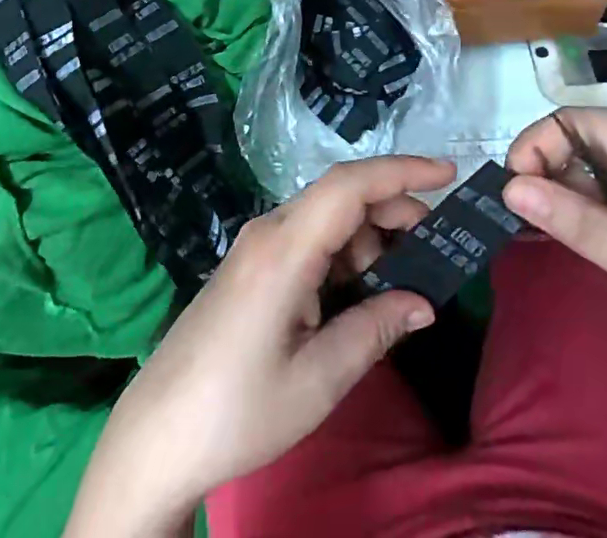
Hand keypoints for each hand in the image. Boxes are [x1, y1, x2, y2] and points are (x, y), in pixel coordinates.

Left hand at [65, 156, 451, 535]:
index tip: (448, 173)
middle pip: (339, 197)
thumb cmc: (238, 410)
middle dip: (393, 210)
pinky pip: (306, 243)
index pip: (348, 186)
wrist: (157, 434)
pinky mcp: (250, 270)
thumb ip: (375, 329)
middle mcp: (267, 235)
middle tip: (437, 247)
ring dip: (369, 238)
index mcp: (283, 250)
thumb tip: (423, 303)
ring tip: (405, 278)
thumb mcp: (319, 378)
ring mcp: (254, 250)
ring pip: (324, 220)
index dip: (401, 171)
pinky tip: (363, 289)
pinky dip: (343, 255)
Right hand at [503, 108, 606, 376]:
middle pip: (583, 138)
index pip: (578, 121)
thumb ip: (580, 224)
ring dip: (568, 194)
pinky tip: (587, 237)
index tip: (515, 195)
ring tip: (562, 236)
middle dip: (550, 175)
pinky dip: (589, 206)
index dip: (537, 147)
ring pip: (593, 162)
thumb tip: (509, 189)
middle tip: (535, 223)